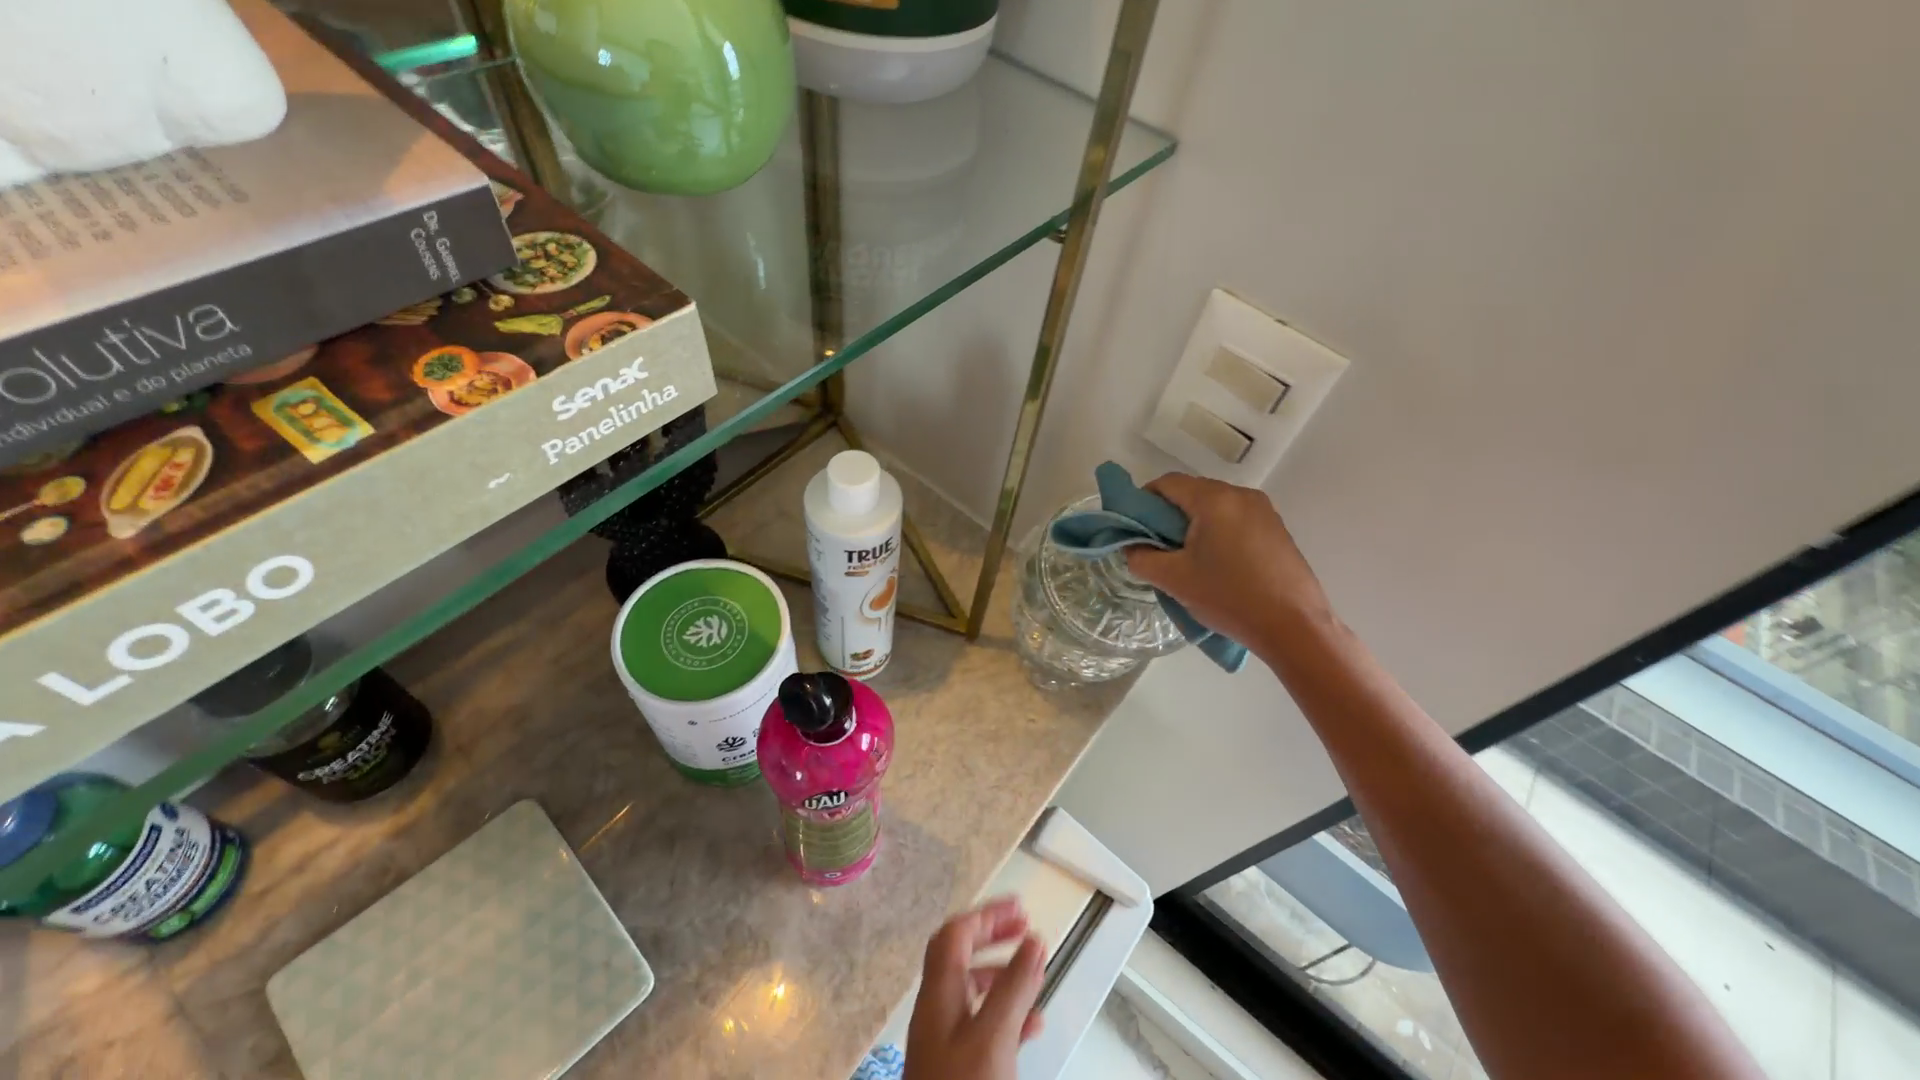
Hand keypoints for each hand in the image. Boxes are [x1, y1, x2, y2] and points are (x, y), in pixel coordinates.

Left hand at [904, 898, 1046, 1079]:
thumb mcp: (993, 1033)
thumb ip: (1014, 987)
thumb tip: (1033, 941)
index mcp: (939, 989)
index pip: (957, 932)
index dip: (988, 914)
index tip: (1019, 907)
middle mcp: (936, 1005)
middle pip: (961, 953)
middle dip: (994, 935)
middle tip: (1024, 929)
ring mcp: (942, 1032)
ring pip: (973, 987)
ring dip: (1003, 973)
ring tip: (1033, 975)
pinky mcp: (953, 1059)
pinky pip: (980, 1020)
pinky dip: (1005, 1011)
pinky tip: (1029, 1023)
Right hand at [1125, 473, 1332, 654]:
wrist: (1294, 626)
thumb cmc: (1229, 597)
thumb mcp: (1174, 580)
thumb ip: (1142, 557)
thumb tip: (1132, 546)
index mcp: (1214, 499)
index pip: (1168, 483)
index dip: (1144, 500)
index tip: (1135, 528)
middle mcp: (1241, 495)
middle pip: (1193, 493)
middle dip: (1169, 515)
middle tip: (1158, 548)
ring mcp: (1264, 511)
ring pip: (1216, 507)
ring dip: (1195, 525)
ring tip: (1188, 561)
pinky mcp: (1277, 530)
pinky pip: (1236, 520)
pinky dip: (1218, 533)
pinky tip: (1218, 566)